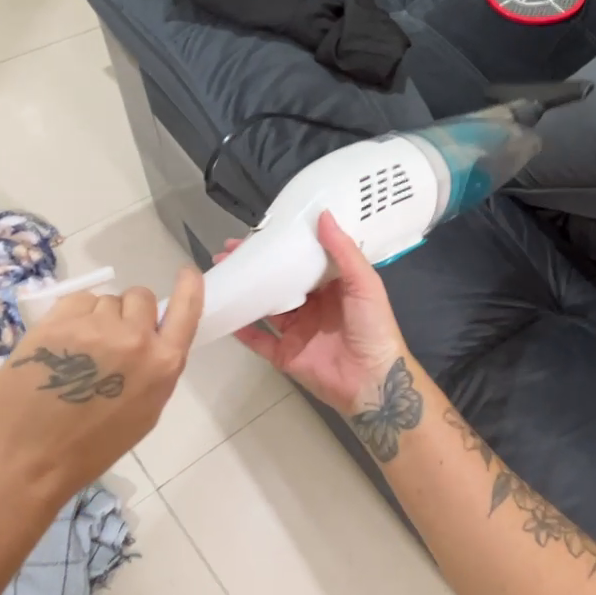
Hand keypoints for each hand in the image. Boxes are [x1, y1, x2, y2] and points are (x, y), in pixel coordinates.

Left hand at [0, 271, 203, 507]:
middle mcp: (135, 339)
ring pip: (106, 300)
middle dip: (129, 313)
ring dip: (97, 316)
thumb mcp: (145, 410)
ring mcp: (94, 328)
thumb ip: (155, 366)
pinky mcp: (56, 324)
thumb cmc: (91, 447)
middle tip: (109, 340)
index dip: (190, 285)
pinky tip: (60, 343)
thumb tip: (150, 337)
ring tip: (78, 350)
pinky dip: (72, 315)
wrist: (26, 463)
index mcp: (163, 364)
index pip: (187, 308)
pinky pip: (76, 300)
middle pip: (140, 297)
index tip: (187, 272)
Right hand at [225, 212, 406, 414]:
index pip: (305, 260)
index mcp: (335, 286)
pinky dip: (240, 327)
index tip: (261, 230)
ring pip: (266, 306)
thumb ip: (343, 251)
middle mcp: (314, 305)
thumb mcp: (364, 283)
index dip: (285, 245)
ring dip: (246, 290)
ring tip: (222, 270)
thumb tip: (323, 214)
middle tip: (230, 249)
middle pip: (281, 280)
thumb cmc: (373, 327)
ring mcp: (297, 330)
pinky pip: (258, 340)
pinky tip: (223, 309)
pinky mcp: (285, 354)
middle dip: (257, 265)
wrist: (372, 381)